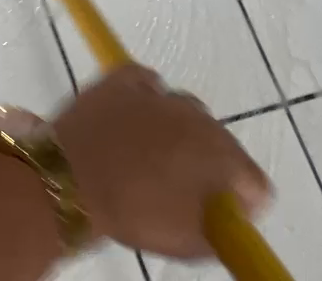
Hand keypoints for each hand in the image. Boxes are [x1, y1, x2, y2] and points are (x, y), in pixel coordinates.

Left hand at [52, 65, 271, 259]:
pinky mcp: (118, 80)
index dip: (240, 204)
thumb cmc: (133, 211)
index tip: (217, 217)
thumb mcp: (190, 243)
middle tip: (179, 188)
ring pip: (184, 110)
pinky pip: (146, 81)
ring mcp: (155, 94)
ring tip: (150, 154)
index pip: (254, 184)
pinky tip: (135, 114)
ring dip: (177, 130)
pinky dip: (146, 96)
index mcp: (222, 156)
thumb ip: (220, 233)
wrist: (67, 177)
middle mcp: (196, 117)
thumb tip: (222, 223)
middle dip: (208, 165)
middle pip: (219, 143)